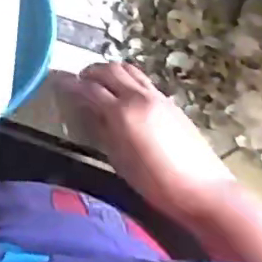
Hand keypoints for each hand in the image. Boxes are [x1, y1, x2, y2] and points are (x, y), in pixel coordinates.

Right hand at [54, 61, 240, 223]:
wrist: (204, 191)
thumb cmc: (157, 184)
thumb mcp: (120, 161)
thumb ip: (103, 131)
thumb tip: (90, 112)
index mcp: (122, 112)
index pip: (89, 88)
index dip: (71, 84)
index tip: (58, 82)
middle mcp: (138, 96)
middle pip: (109, 70)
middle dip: (90, 72)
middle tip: (78, 81)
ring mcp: (157, 96)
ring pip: (127, 69)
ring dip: (110, 71)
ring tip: (100, 82)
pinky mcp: (170, 102)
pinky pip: (142, 79)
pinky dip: (127, 78)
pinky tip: (124, 93)